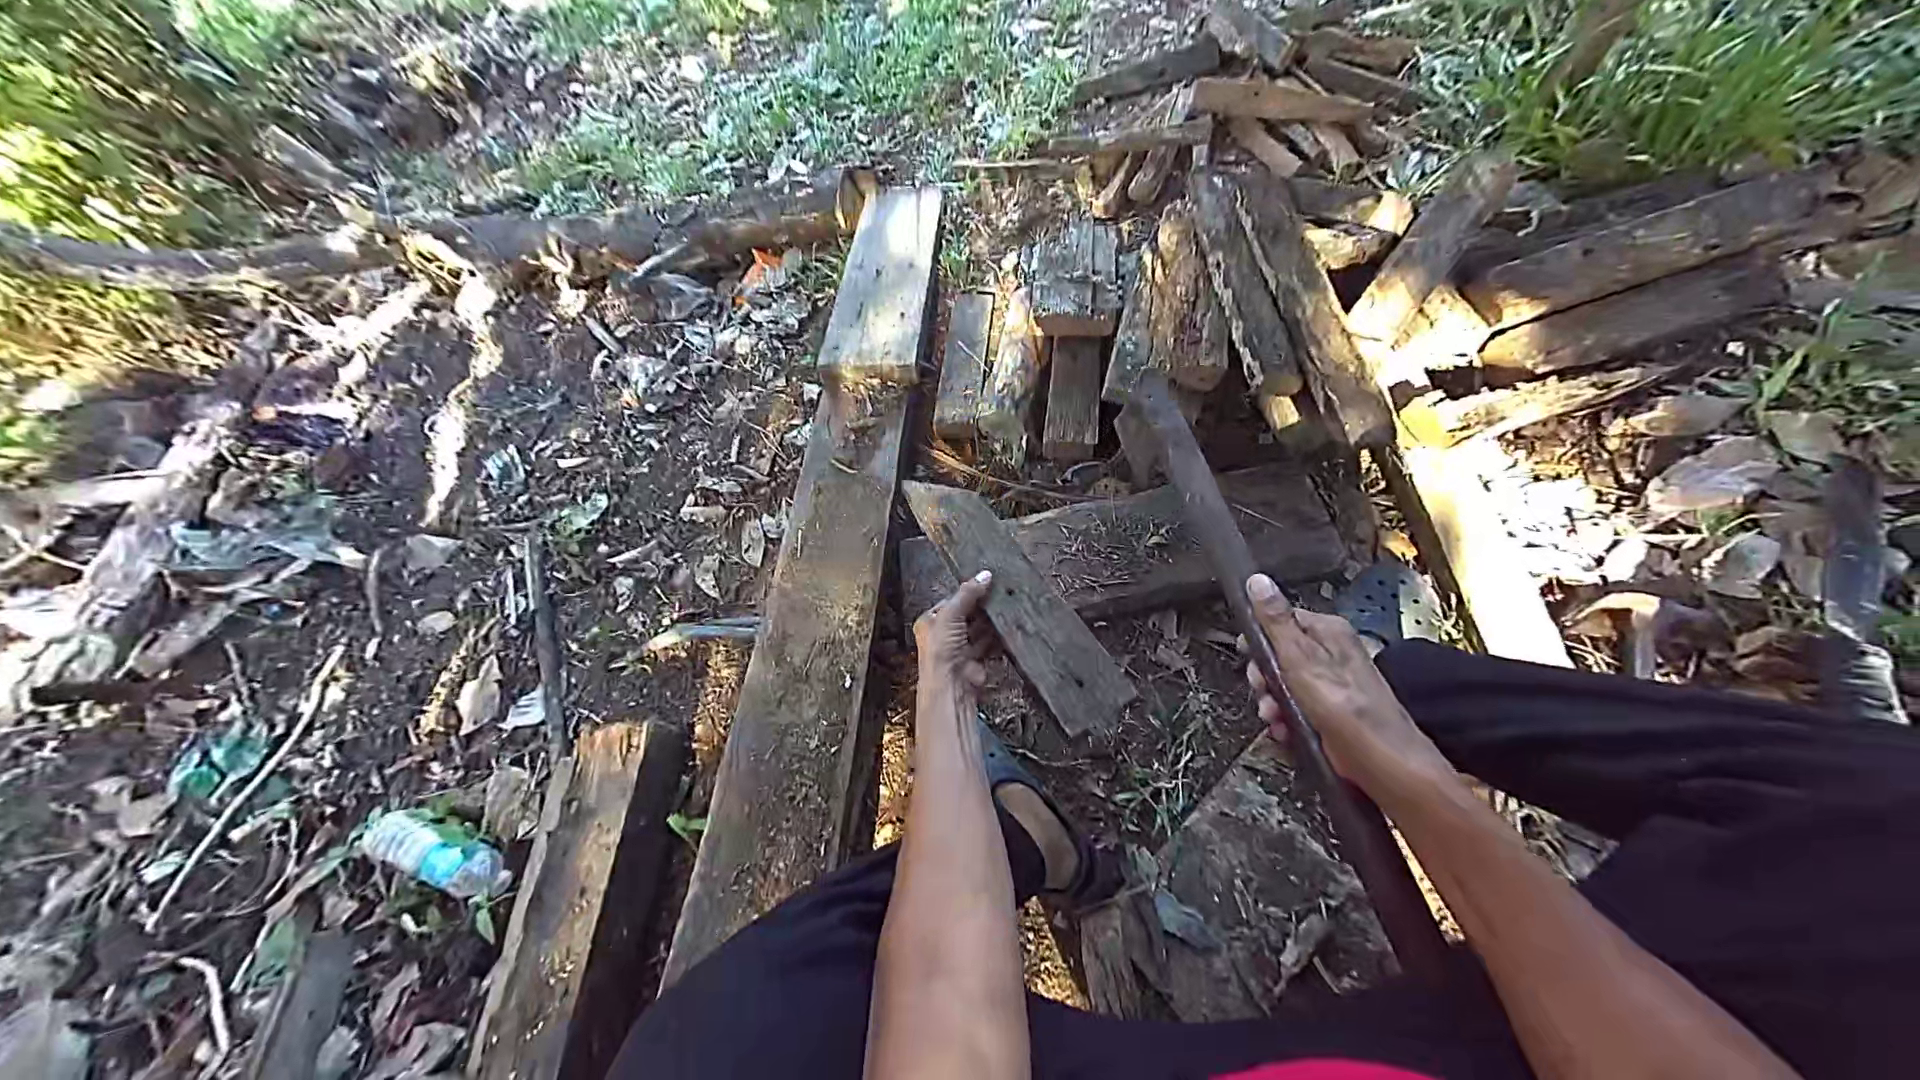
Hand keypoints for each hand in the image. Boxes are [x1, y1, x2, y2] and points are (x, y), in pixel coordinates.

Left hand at [914, 570, 994, 703]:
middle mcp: (943, 636)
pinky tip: (1007, 629)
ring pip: (978, 630)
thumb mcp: (951, 614)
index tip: (985, 583)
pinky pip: (989, 645)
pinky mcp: (975, 660)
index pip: (950, 601)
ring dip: (991, 623)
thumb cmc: (940, 651)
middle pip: (966, 615)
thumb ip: (968, 594)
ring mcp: (959, 649)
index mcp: (930, 622)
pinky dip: (998, 639)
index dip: (967, 593)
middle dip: (981, 608)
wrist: (951, 685)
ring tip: (1006, 608)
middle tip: (999, 594)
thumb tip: (984, 575)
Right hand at [1242, 573, 1451, 793]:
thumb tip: (1258, 582)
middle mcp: (1331, 653)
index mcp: (1327, 632)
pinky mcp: (1330, 710)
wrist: (1383, 763)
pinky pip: (1295, 706)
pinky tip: (1285, 729)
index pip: (1279, 619)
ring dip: (1271, 701)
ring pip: (1283, 684)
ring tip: (1274, 716)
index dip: (1259, 640)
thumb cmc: (1347, 710)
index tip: (1249, 656)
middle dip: (1263, 676)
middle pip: (1277, 654)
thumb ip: (1275, 621)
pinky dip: (1285, 718)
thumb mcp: (1299, 657)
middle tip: (1264, 689)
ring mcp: (1331, 683)